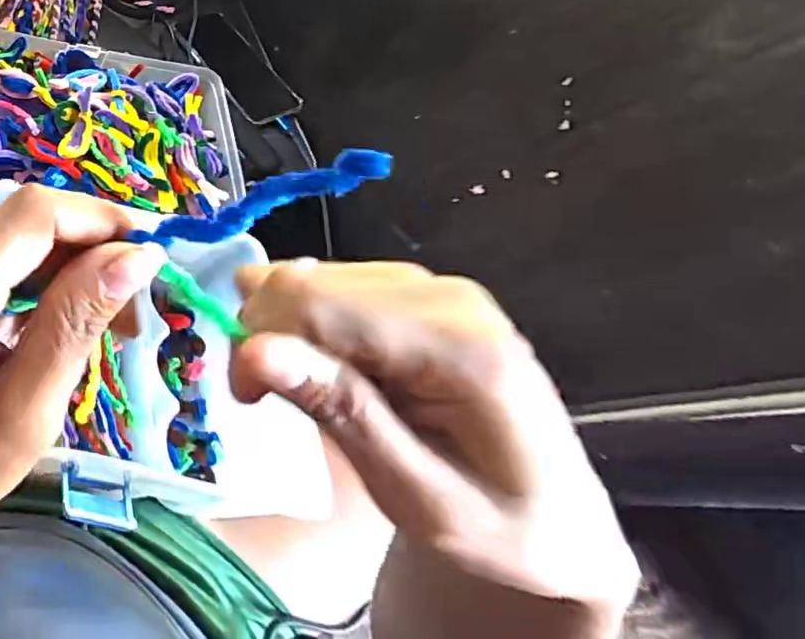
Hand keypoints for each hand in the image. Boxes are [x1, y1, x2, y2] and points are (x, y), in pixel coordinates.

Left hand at [0, 185, 169, 558]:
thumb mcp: (25, 419)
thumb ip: (73, 326)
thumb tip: (136, 255)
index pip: (29, 216)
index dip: (97, 217)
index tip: (150, 247)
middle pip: (22, 221)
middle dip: (88, 251)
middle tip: (131, 311)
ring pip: (11, 233)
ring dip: (62, 266)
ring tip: (97, 324)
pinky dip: (29, 272)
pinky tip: (45, 318)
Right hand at [230, 260, 637, 637]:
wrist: (557, 518)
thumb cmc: (496, 526)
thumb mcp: (420, 498)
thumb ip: (342, 414)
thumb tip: (255, 350)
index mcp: (460, 344)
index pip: (317, 304)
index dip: (260, 339)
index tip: (247, 397)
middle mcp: (442, 294)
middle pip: (303, 283)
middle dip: (263, 333)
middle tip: (263, 395)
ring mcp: (426, 283)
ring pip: (303, 277)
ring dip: (278, 328)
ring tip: (297, 385)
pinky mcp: (407, 286)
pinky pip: (319, 282)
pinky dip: (298, 319)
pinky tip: (318, 360)